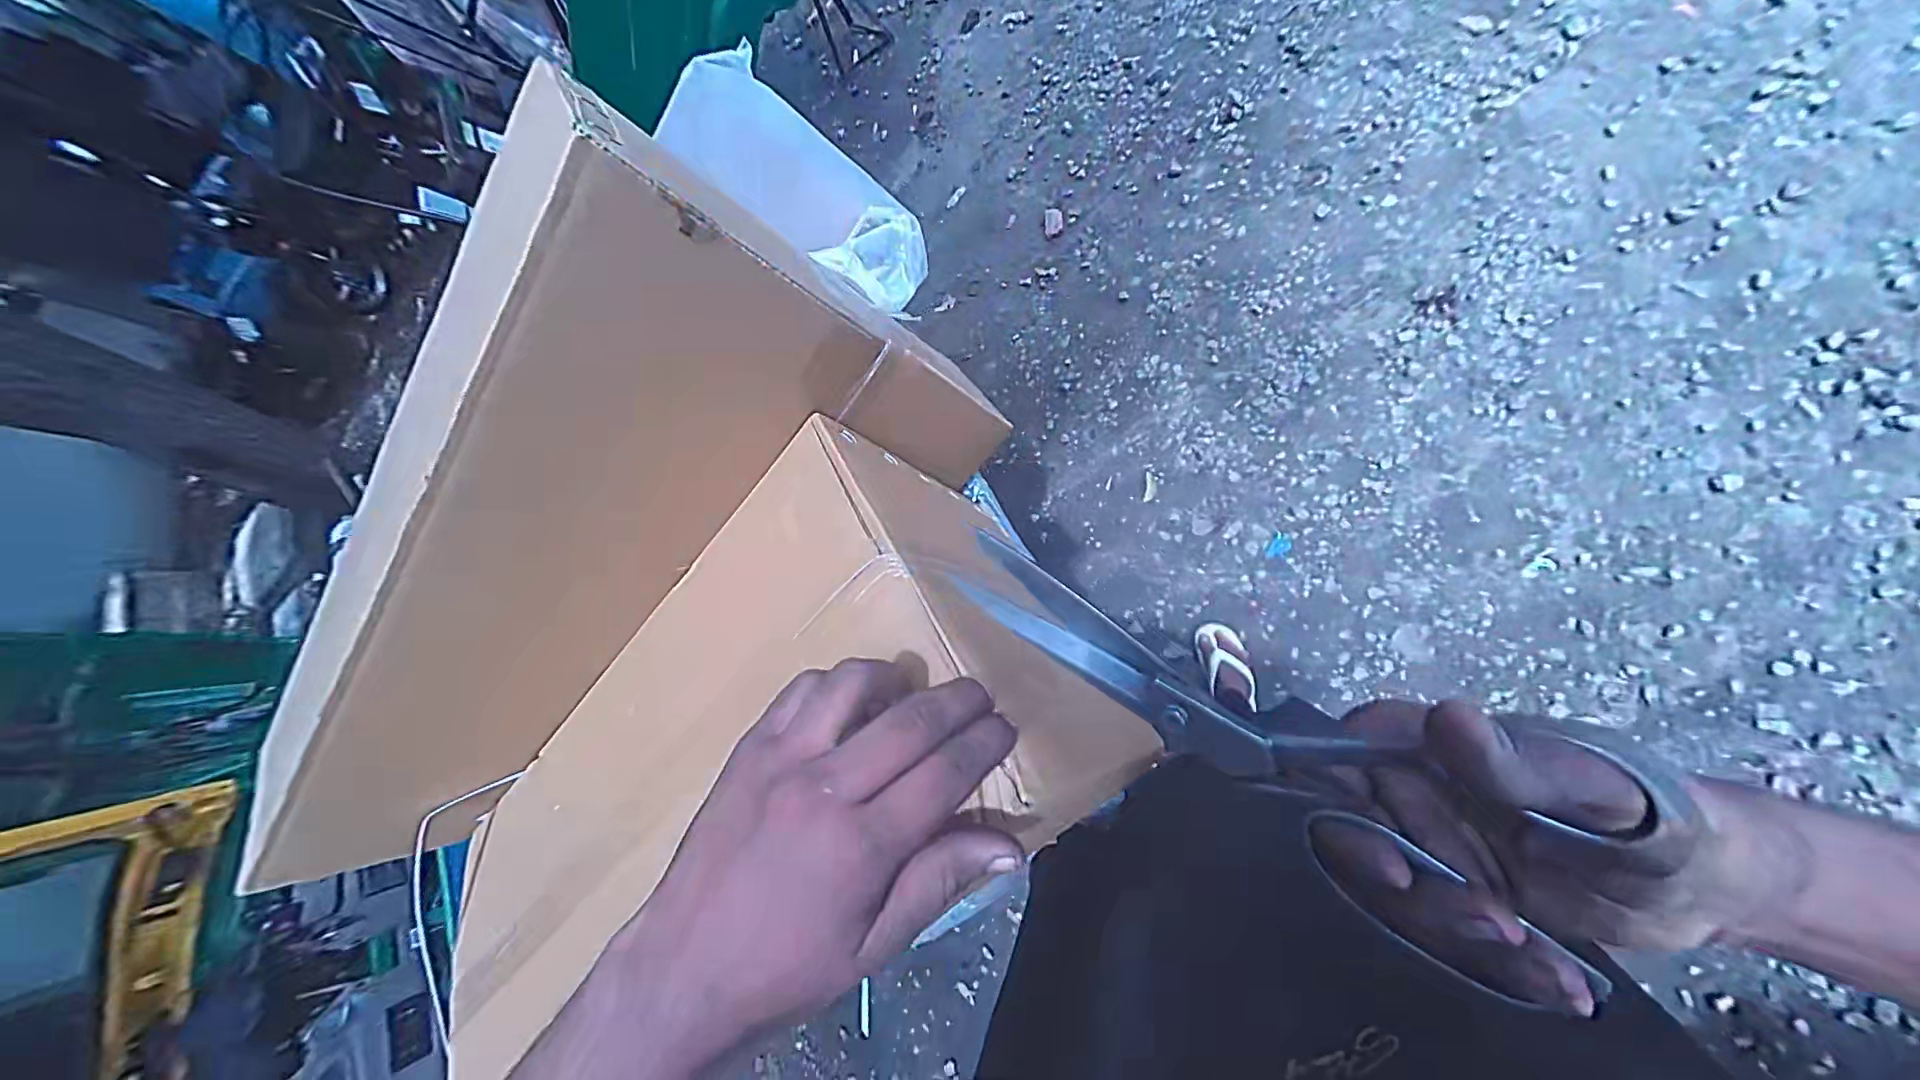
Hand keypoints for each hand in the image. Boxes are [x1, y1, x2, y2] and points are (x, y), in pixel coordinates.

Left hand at [516, 661, 1022, 1079]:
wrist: (682, 969)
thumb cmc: (788, 967)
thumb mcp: (874, 945)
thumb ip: (940, 881)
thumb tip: (1010, 844)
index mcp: (860, 846)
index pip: (944, 774)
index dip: (984, 744)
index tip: (1005, 727)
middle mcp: (824, 789)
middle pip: (910, 722)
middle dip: (958, 701)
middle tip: (981, 696)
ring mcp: (780, 759)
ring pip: (852, 684)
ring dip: (894, 678)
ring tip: (912, 694)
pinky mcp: (748, 747)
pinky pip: (801, 690)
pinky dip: (837, 684)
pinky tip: (848, 704)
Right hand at [1306, 699, 1805, 1015]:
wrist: (1712, 882)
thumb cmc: (1653, 811)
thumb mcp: (1591, 788)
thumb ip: (1511, 760)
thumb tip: (1446, 717)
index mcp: (1428, 745)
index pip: (1347, 757)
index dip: (1342, 804)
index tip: (1390, 860)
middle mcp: (1414, 790)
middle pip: (1359, 835)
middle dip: (1413, 888)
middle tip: (1487, 917)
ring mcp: (1432, 845)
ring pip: (1396, 891)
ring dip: (1458, 932)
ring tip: (1537, 951)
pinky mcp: (1455, 892)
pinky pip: (1443, 932)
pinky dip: (1496, 967)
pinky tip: (1557, 979)